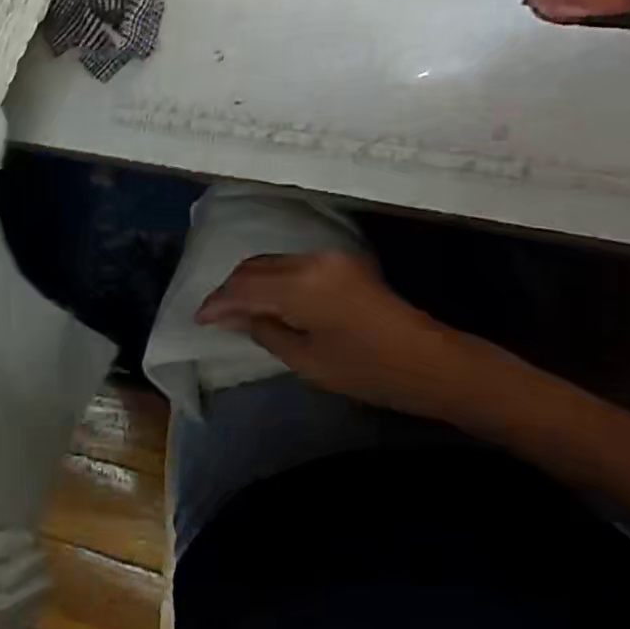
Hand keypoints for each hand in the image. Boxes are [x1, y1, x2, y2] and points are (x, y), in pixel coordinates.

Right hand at [195, 251, 488, 417]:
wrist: (430, 362)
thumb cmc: (367, 371)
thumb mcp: (308, 360)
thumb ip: (265, 330)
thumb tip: (232, 316)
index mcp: (302, 285)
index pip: (244, 287)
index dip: (218, 303)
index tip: (199, 320)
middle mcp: (313, 260)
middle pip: (256, 266)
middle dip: (231, 289)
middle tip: (214, 315)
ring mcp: (331, 257)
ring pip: (273, 261)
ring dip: (251, 281)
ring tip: (235, 309)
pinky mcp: (343, 263)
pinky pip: (293, 264)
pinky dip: (273, 279)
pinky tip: (266, 299)